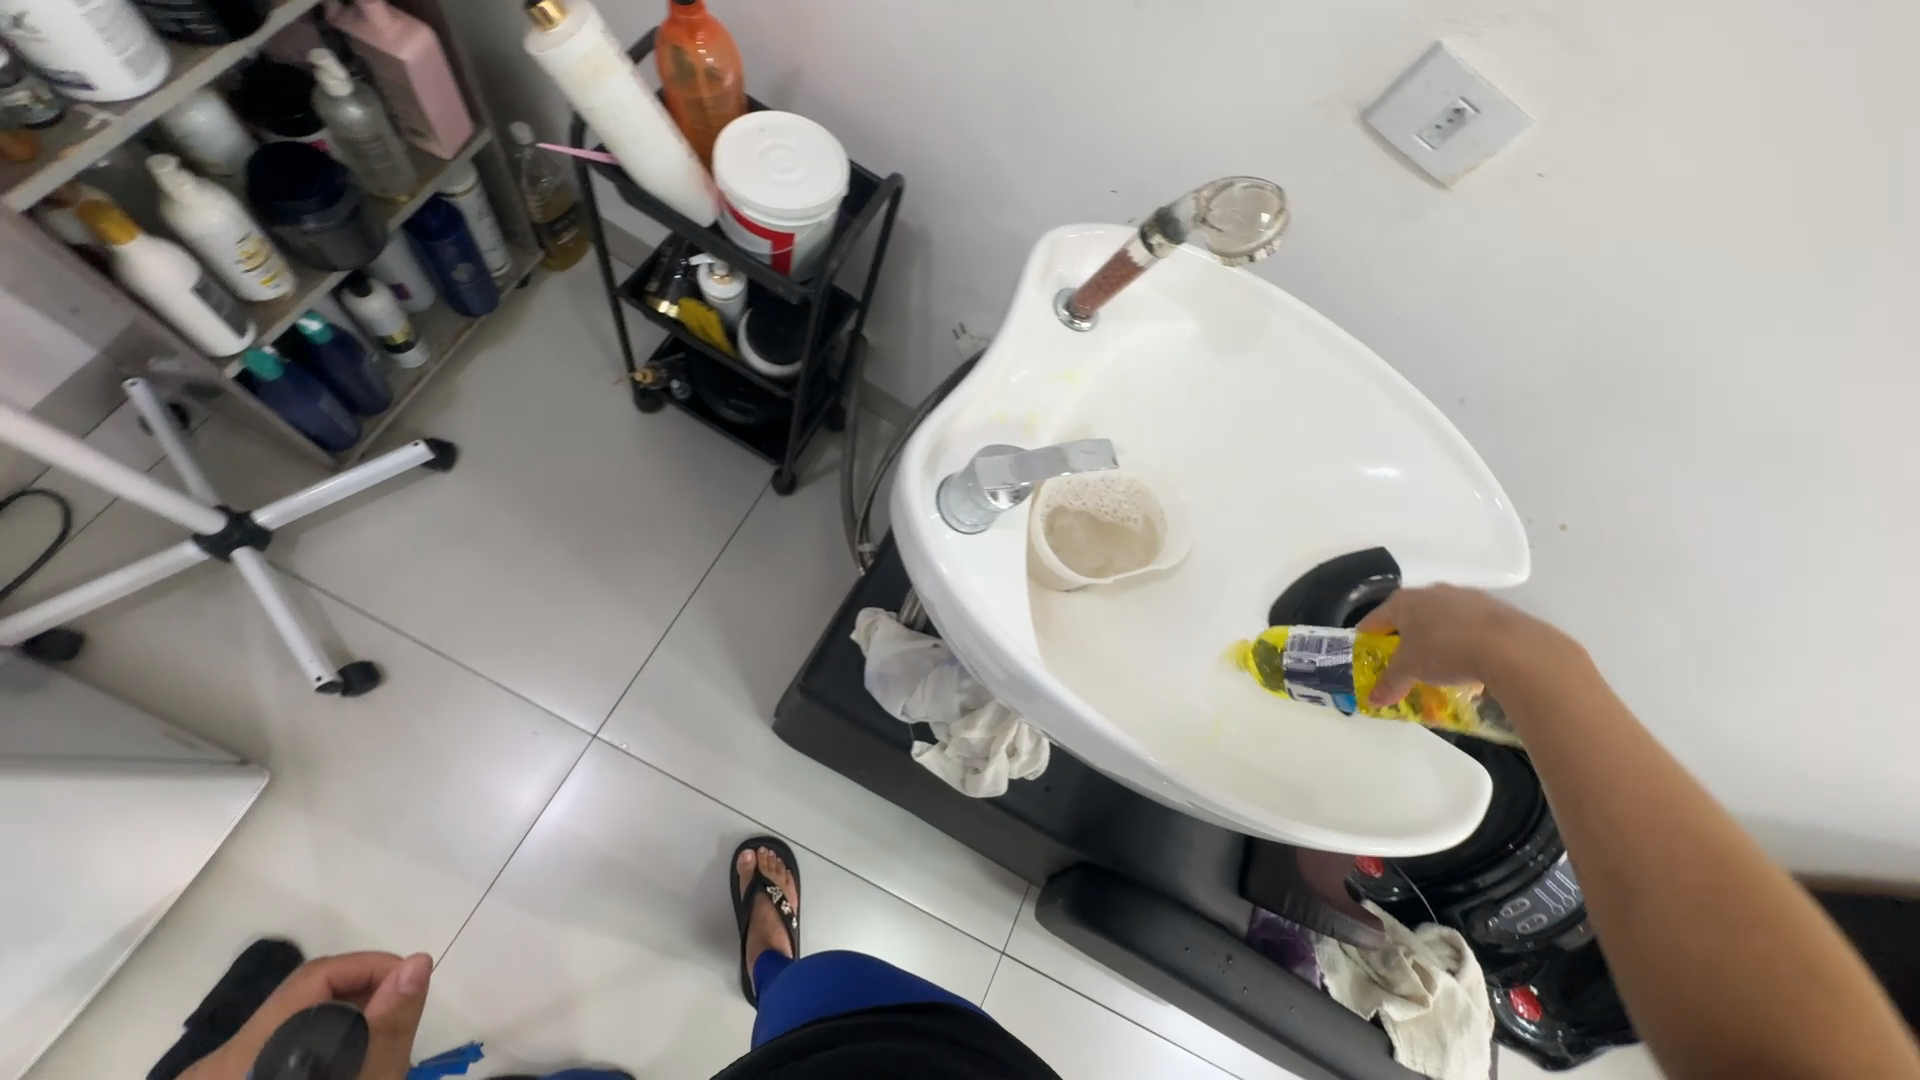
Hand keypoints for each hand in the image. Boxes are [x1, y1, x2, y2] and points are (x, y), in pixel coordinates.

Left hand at [179, 951, 431, 1079]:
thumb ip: (390, 1026)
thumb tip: (416, 961)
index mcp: (240, 1060)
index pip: (314, 978)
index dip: (370, 967)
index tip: (410, 985)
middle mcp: (212, 1067)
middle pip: (300, 1001)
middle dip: (361, 998)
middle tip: (400, 1020)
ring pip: (288, 1026)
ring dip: (341, 1024)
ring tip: (376, 1048)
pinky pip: (272, 1052)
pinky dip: (316, 1048)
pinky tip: (343, 1067)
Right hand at [1356, 585, 1569, 706]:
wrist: (1510, 647)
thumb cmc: (1445, 650)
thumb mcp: (1410, 671)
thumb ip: (1389, 683)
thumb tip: (1373, 700)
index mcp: (1403, 602)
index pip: (1374, 620)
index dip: (1367, 638)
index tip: (1366, 654)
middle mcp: (1431, 592)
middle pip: (1410, 617)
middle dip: (1406, 638)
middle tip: (1405, 662)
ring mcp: (1465, 597)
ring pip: (1443, 619)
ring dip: (1439, 639)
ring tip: (1442, 666)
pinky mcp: (1495, 608)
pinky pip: (1471, 626)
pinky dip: (1467, 641)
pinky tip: (1473, 664)